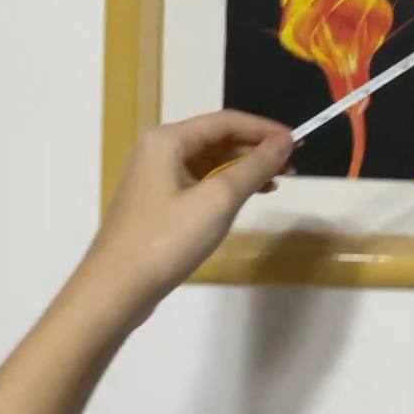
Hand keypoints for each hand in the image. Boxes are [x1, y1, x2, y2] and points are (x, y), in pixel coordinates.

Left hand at [72, 111, 293, 327]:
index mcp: (169, 140)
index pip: (228, 121)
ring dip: (246, 168)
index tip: (299, 142)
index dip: (266, 129)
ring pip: (213, 161)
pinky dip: (229, 185)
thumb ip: (255, 166)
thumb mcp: (219, 200)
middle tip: (293, 165)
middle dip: (257, 149)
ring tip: (277, 182)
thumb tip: (286, 141)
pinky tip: (249, 197)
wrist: (114, 292)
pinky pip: (203, 181)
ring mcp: (158, 177)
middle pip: (219, 138)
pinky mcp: (160, 202)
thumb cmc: (167, 240)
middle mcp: (161, 150)